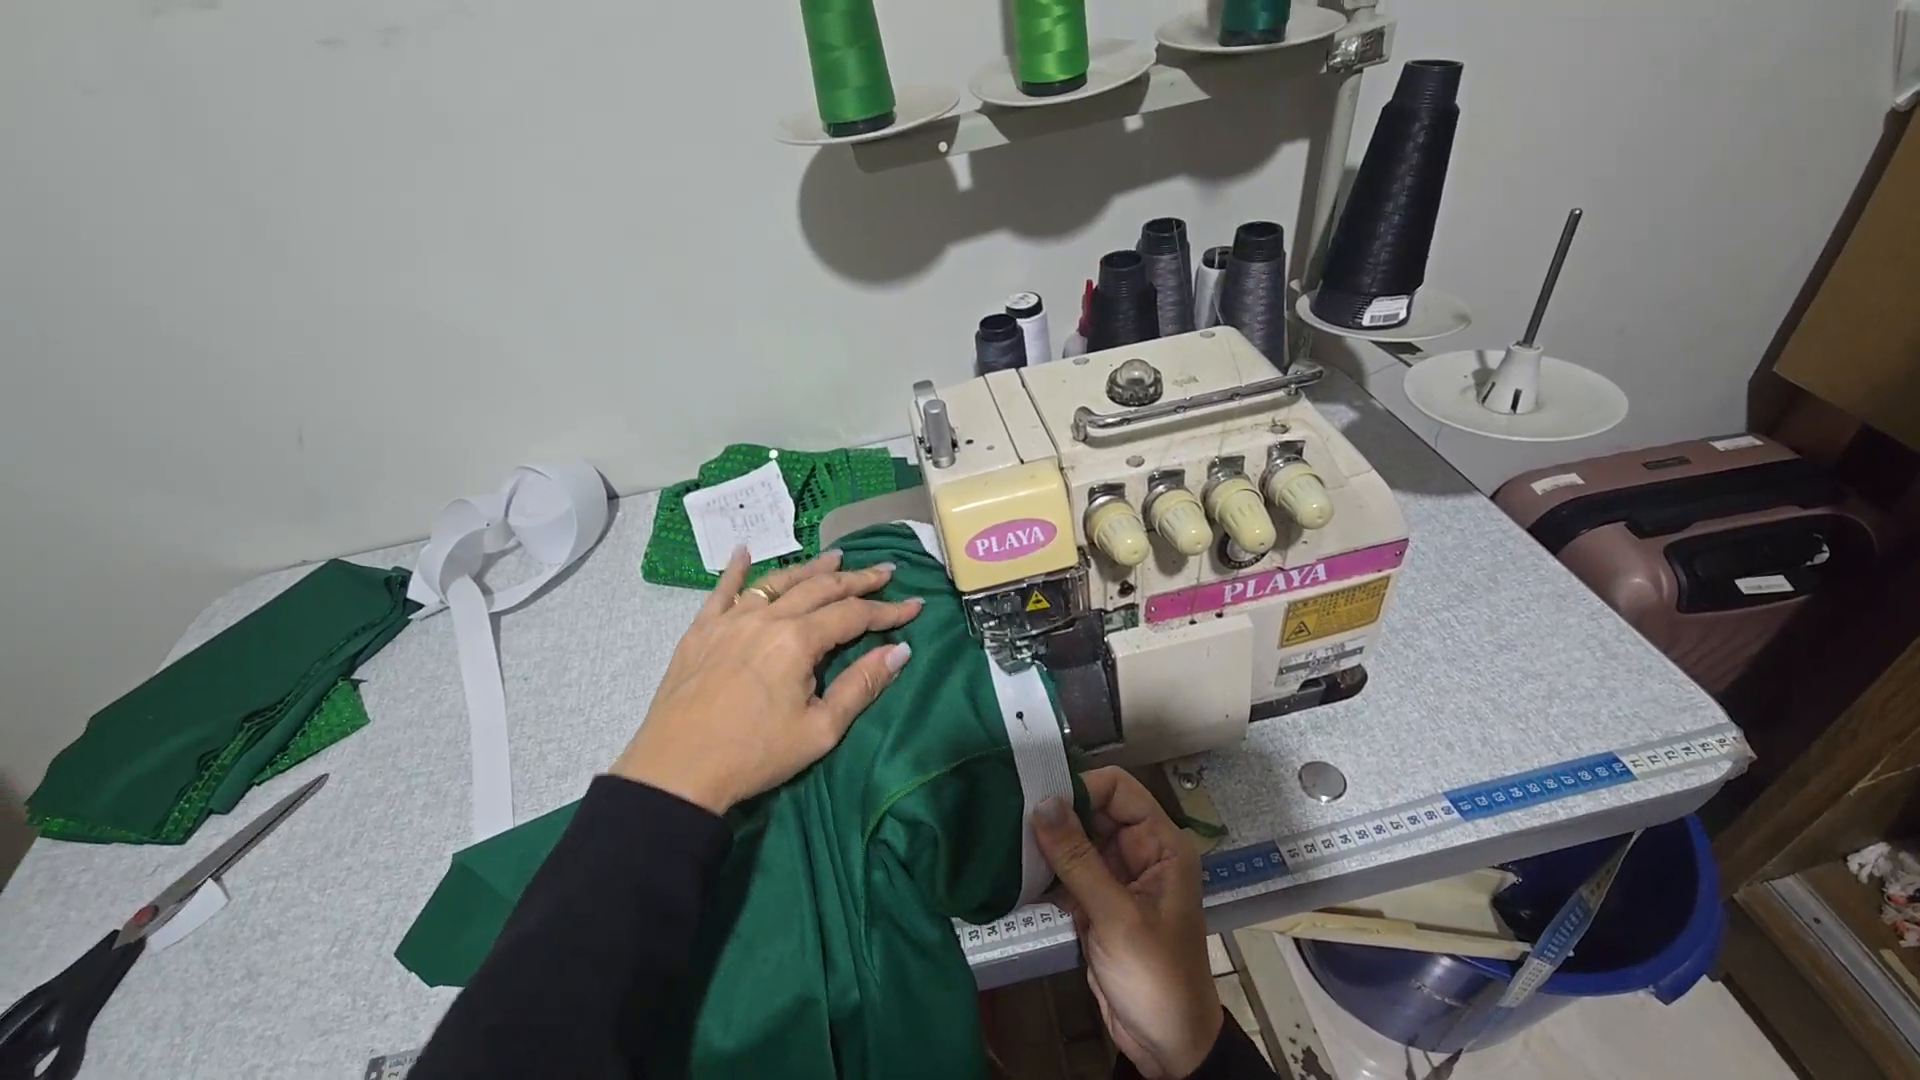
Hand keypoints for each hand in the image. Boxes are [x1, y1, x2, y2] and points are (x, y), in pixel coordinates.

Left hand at [612, 547, 922, 814]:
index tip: (915, 605)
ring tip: (835, 557)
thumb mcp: (819, 730)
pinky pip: (721, 592)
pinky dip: (735, 570)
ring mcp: (729, 621)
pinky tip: (743, 551)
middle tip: (885, 570)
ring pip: (776, 583)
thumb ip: (861, 686)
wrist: (676, 772)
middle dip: (857, 579)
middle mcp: (766, 619)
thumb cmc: (754, 755)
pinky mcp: (700, 632)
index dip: (887, 611)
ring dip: (810, 568)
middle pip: (820, 589)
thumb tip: (900, 650)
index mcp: (797, 641)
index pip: (853, 615)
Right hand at [1034, 768, 1221, 1079]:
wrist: (1167, 1047)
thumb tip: (1042, 802)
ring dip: (1045, 844)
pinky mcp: (1096, 902)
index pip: (1118, 790)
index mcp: (1161, 844)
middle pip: (1093, 812)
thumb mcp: (1116, 917)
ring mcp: (1116, 878)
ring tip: (1004, 840)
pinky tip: (1013, 870)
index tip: (1038, 801)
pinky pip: (1067, 872)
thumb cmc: (1156, 977)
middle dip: (1055, 814)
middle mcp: (1139, 852)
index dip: (1080, 788)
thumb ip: (1078, 858)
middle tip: (1009, 817)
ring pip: (1075, 841)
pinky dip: (1045, 871)